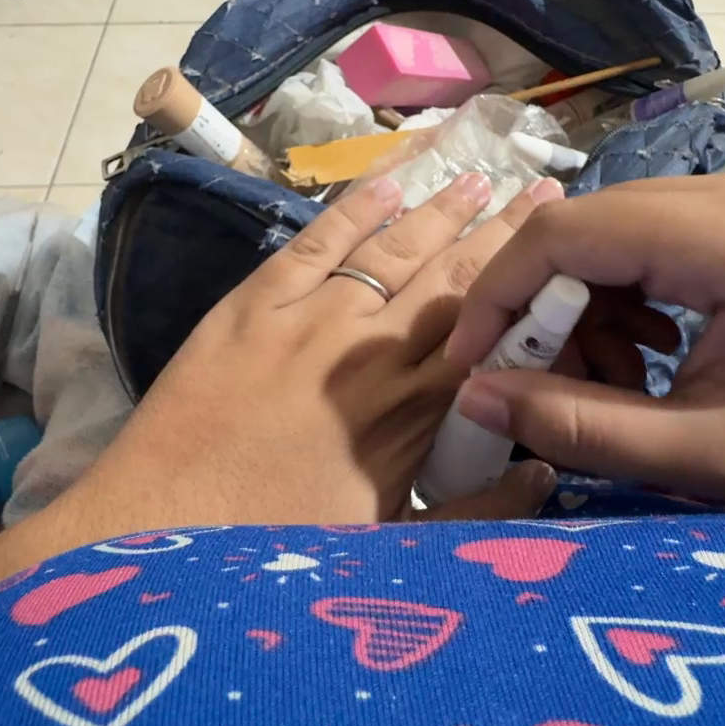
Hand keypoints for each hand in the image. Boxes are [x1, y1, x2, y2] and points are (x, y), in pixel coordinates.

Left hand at [77, 171, 565, 526]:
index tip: (560, 248)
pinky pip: (314, 243)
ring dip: (438, 211)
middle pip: (451, 276)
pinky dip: (352, 210)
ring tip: (477, 178)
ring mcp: (308, 318)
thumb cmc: (281, 546)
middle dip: (501, 231)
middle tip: (542, 192)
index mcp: (412, 409)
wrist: (164, 525)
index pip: (488, 329)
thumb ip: (475, 513)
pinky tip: (386, 183)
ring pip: (391, 249)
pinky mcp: (252, 304)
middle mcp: (370, 349)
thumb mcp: (390, 547)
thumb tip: (547, 474)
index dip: (527, 284)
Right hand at [444, 170, 724, 504]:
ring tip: (614, 385)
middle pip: (587, 228)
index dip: (499, 295)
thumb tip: (475, 396)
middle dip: (542, 309)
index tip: (468, 362)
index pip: (567, 233)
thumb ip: (581, 426)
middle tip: (537, 385)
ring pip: (616, 238)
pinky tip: (654, 359)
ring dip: (587, 312)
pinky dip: (629, 304)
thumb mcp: (711, 454)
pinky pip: (656, 247)